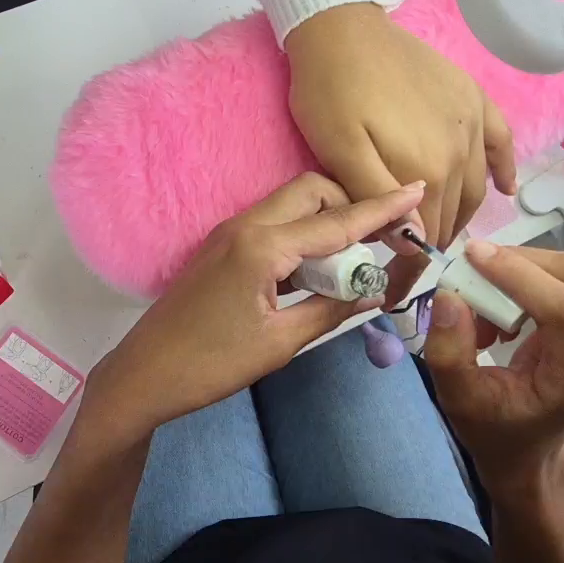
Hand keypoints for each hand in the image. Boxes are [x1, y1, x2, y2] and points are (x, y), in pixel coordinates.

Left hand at [90, 172, 426, 429]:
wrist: (145, 373)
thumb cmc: (212, 364)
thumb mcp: (280, 342)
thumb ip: (331, 309)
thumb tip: (373, 290)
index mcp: (263, 246)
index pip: (337, 220)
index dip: (382, 208)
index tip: (418, 189)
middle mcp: (245, 226)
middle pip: (311, 192)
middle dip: (350, 204)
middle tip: (381, 240)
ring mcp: (229, 234)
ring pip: (290, 206)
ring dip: (326, 221)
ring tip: (355, 258)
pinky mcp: (221, 249)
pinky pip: (272, 226)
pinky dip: (301, 237)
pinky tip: (316, 269)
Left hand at [284, 2, 516, 249]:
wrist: (340, 29)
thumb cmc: (328, 94)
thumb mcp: (339, 153)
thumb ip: (376, 199)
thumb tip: (412, 241)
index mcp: (427, 169)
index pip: (427, 236)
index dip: (410, 268)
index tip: (392, 290)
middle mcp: (461, 150)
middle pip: (453, 214)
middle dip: (433, 246)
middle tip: (408, 269)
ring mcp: (473, 122)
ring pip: (477, 187)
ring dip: (461, 217)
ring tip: (439, 237)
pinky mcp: (473, 98)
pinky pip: (502, 141)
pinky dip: (506, 168)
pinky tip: (507, 188)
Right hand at [421, 241, 563, 488]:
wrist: (526, 453)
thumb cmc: (492, 431)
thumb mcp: (457, 399)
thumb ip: (448, 350)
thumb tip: (449, 294)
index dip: (519, 274)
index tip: (471, 254)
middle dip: (519, 263)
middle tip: (470, 273)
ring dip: (520, 271)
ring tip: (481, 301)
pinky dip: (526, 281)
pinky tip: (499, 309)